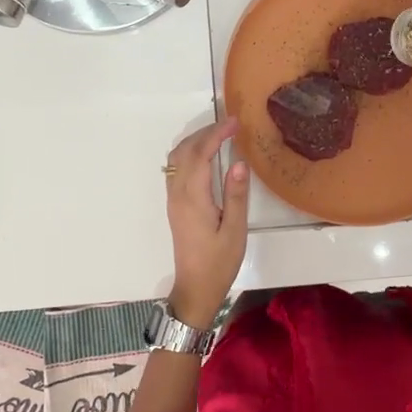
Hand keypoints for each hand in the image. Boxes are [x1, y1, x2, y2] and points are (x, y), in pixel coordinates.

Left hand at [163, 118, 250, 325]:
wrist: (195, 288)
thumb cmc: (219, 262)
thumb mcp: (235, 231)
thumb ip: (236, 195)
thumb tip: (238, 163)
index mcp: (193, 198)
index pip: (201, 154)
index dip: (216, 134)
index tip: (234, 122)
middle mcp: (178, 194)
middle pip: (184, 151)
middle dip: (205, 132)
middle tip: (229, 125)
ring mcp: (173, 199)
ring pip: (176, 158)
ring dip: (195, 141)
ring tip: (219, 135)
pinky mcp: (174, 205)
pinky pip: (176, 169)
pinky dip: (189, 153)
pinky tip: (206, 156)